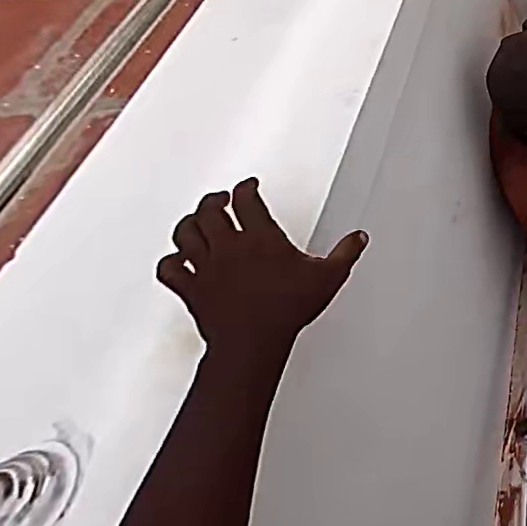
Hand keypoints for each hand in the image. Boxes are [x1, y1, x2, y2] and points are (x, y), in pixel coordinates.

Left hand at [157, 177, 367, 360]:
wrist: (253, 341)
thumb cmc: (288, 309)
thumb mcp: (330, 276)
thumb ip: (345, 253)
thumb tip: (357, 239)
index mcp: (261, 239)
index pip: (246, 200)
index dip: (246, 187)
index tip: (249, 184)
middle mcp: (229, 247)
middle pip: (209, 211)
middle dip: (214, 199)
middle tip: (220, 197)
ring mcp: (206, 268)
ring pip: (185, 234)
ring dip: (190, 223)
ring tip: (196, 218)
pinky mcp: (191, 289)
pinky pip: (169, 269)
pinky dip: (170, 261)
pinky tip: (176, 259)